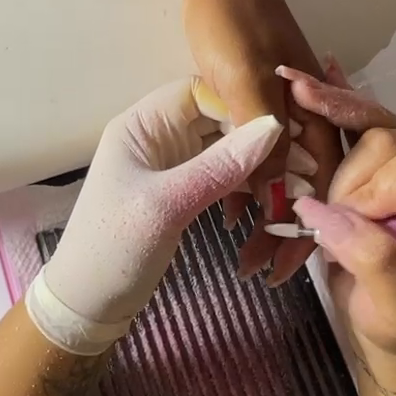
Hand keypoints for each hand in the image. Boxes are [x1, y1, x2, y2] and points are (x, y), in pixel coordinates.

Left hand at [27, 78, 281, 354]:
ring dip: (259, 163)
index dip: (242, 102)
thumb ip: (220, 165)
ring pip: (225, 148)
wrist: (88, 304)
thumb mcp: (167, 204)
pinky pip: (222, 175)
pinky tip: (277, 198)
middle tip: (306, 160)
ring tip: (300, 182)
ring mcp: (171, 165)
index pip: (200, 92)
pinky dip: (248, 184)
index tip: (285, 127)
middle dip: (259, 136)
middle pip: (218, 118)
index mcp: (141, 125)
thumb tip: (275, 126)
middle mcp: (157, 136)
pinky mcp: (182, 193)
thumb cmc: (114, 248)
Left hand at [128, 0, 338, 286]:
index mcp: (308, 105)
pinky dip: (244, 178)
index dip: (303, 216)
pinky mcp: (252, 99)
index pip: (318, 172)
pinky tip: (228, 205)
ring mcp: (276, 102)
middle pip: (299, 177)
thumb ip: (260, 131)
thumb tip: (281, 191)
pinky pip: (255, 149)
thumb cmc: (227, 18)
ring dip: (262, 205)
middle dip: (283, 223)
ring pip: (276, 167)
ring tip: (247, 249)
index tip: (283, 260)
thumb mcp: (241, 76)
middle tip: (264, 268)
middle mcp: (301, 107)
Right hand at [286, 80, 395, 358]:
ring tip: (304, 171)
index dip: (375, 194)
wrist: (387, 324)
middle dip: (348, 180)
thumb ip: (377, 262)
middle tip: (327, 220)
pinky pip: (359, 118)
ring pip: (367, 126)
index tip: (345, 228)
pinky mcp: (381, 160)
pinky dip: (333, 99)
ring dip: (328, 146)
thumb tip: (324, 213)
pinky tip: (305, 80)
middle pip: (390, 142)